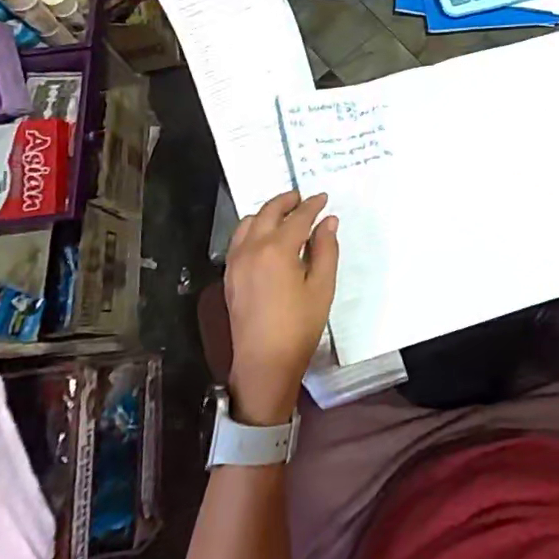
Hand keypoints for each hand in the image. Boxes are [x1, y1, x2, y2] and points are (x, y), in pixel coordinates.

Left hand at [223, 190, 338, 424]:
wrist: (264, 361)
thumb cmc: (300, 325)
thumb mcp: (322, 287)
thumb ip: (326, 249)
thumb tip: (328, 222)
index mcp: (277, 249)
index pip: (298, 217)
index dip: (312, 205)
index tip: (323, 197)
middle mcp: (252, 248)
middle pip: (268, 212)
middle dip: (286, 201)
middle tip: (301, 197)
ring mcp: (236, 261)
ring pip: (248, 223)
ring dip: (267, 212)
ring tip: (284, 214)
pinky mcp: (230, 274)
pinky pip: (239, 239)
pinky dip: (252, 228)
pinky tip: (265, 236)